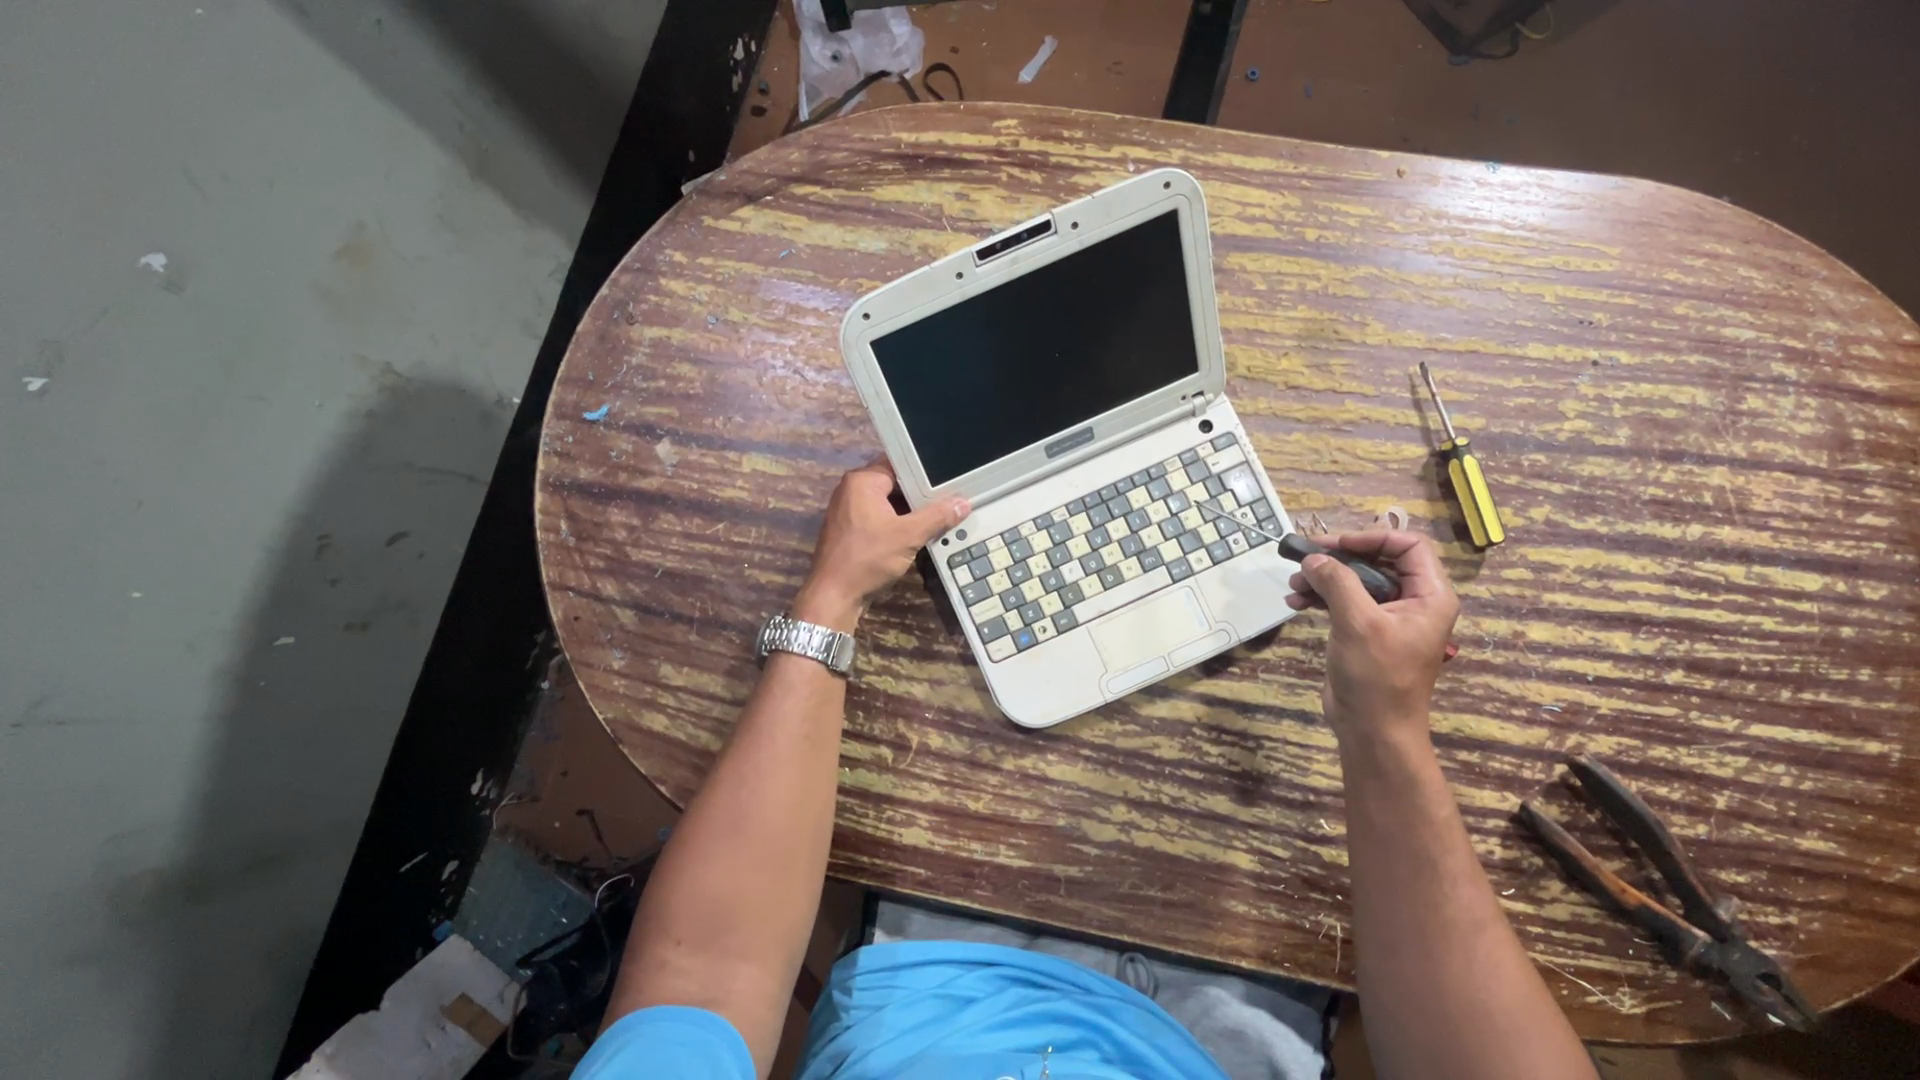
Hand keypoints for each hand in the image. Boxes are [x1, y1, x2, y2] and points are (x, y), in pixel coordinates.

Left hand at [791, 461, 968, 632]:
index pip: (900, 465)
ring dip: (909, 513)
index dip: (925, 474)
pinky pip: (878, 519)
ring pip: (887, 504)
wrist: (834, 595)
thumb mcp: (908, 536)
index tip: (948, 481)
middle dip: (919, 496)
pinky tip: (915, 535)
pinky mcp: (849, 530)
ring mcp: (848, 510)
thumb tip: (963, 503)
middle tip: (948, 501)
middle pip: (894, 484)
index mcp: (862, 481)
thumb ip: (937, 517)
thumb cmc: (868, 558)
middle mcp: (851, 490)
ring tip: (937, 518)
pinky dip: (896, 525)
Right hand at [1285, 531, 1459, 745]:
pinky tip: (1295, 601)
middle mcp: (1413, 601)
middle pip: (1378, 560)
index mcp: (1430, 595)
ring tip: (1293, 584)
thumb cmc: (1376, 676)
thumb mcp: (1357, 622)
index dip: (1372, 538)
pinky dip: (1321, 597)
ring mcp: (1388, 618)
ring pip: (1357, 580)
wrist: (1373, 730)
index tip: (1335, 545)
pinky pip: (1345, 602)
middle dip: (1340, 558)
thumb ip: (1336, 582)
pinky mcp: (1366, 633)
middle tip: (1305, 557)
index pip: (1408, 545)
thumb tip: (1313, 558)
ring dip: (1324, 578)